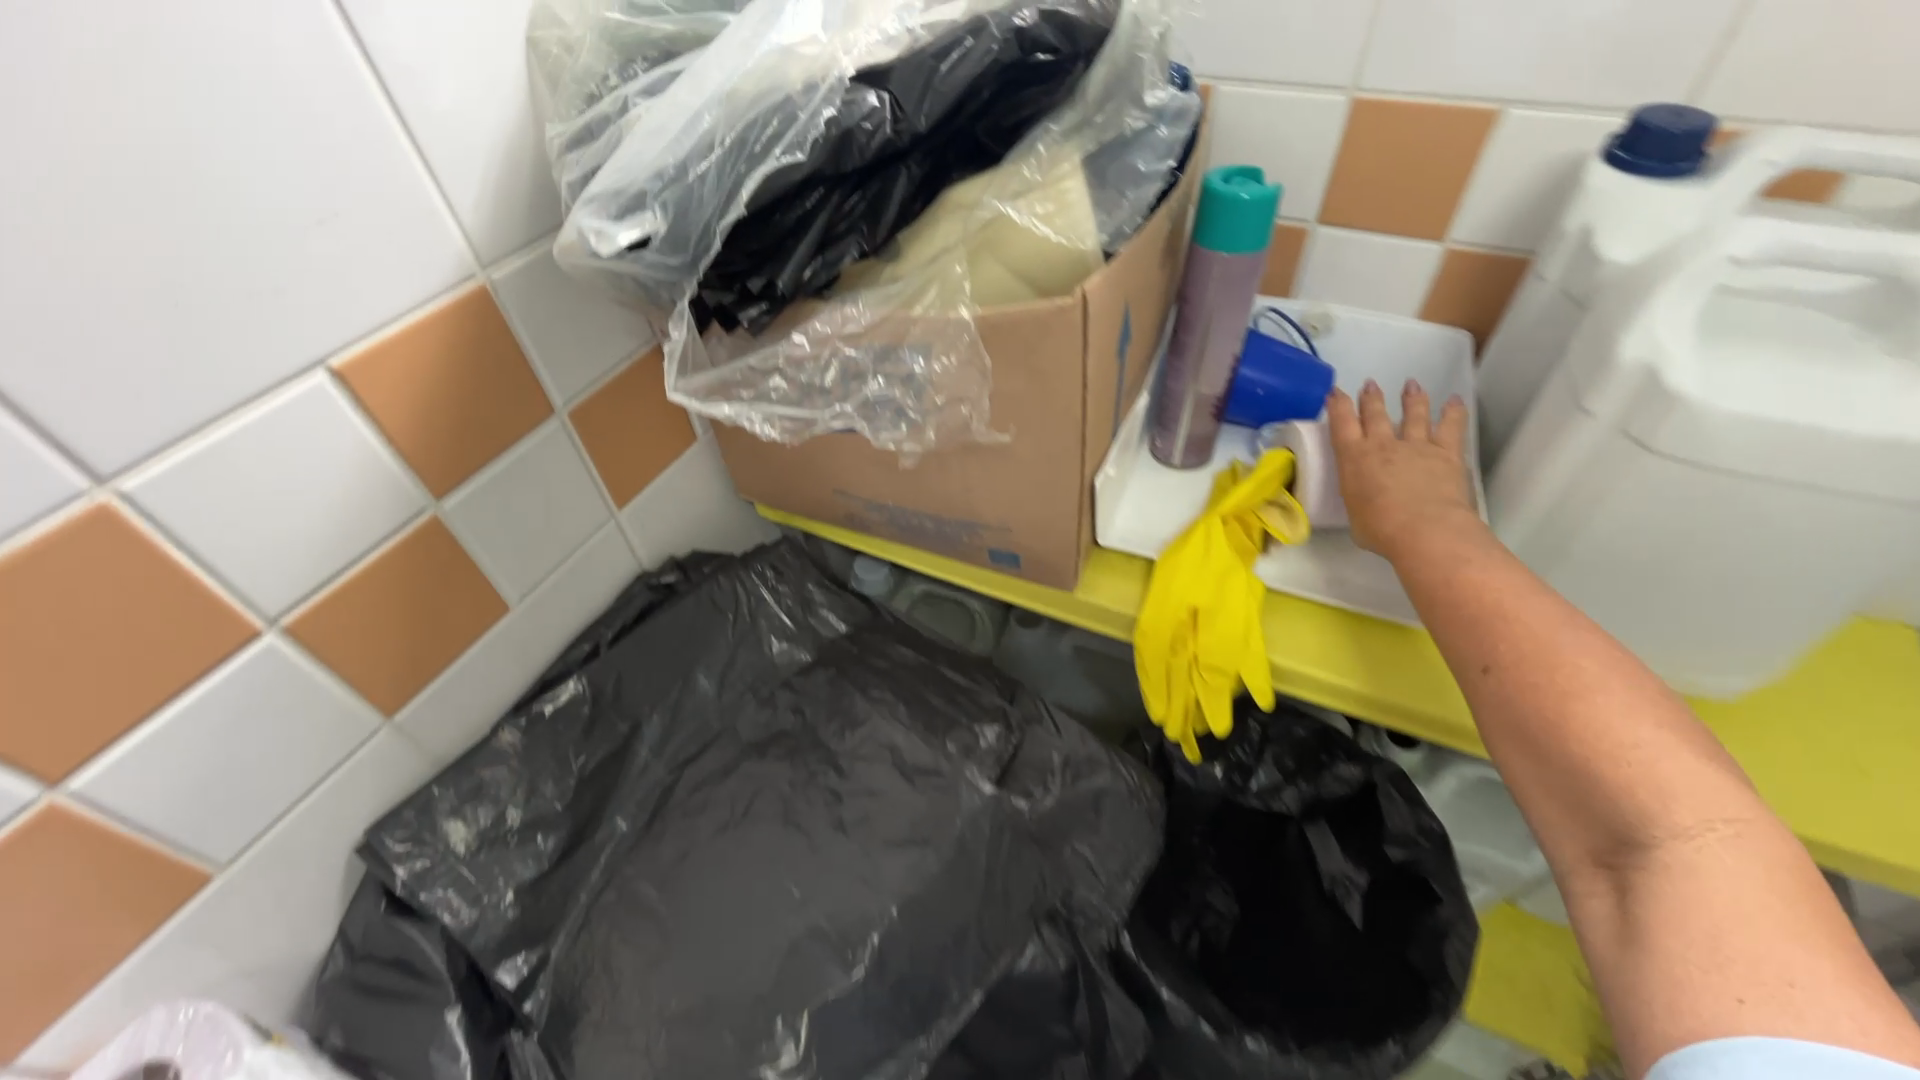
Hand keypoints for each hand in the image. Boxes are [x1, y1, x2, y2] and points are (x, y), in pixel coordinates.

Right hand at [1326, 379, 1481, 561]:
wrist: (1425, 530)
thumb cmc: (1380, 530)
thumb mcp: (1355, 516)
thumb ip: (1359, 500)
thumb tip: (1365, 502)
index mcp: (1354, 459)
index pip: (1341, 424)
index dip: (1337, 405)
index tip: (1335, 392)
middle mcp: (1383, 445)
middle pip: (1376, 414)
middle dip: (1371, 398)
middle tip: (1370, 384)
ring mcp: (1417, 446)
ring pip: (1414, 415)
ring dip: (1412, 399)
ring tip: (1412, 385)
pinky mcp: (1447, 453)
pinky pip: (1451, 427)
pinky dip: (1453, 413)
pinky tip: (1454, 402)